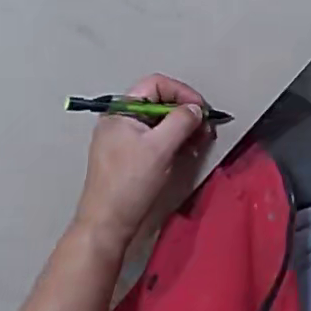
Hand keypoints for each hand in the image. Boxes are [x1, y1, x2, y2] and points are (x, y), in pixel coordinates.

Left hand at [72, 75, 212, 248]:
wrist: (106, 225)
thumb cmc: (129, 184)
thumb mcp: (160, 148)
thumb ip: (181, 121)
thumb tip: (196, 109)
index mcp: (121, 110)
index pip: (156, 84)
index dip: (182, 92)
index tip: (200, 109)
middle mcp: (120, 119)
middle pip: (159, 102)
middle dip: (185, 112)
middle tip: (204, 127)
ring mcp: (123, 138)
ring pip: (159, 121)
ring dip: (182, 128)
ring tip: (199, 141)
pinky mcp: (129, 156)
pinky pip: (155, 138)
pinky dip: (173, 141)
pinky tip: (186, 151)